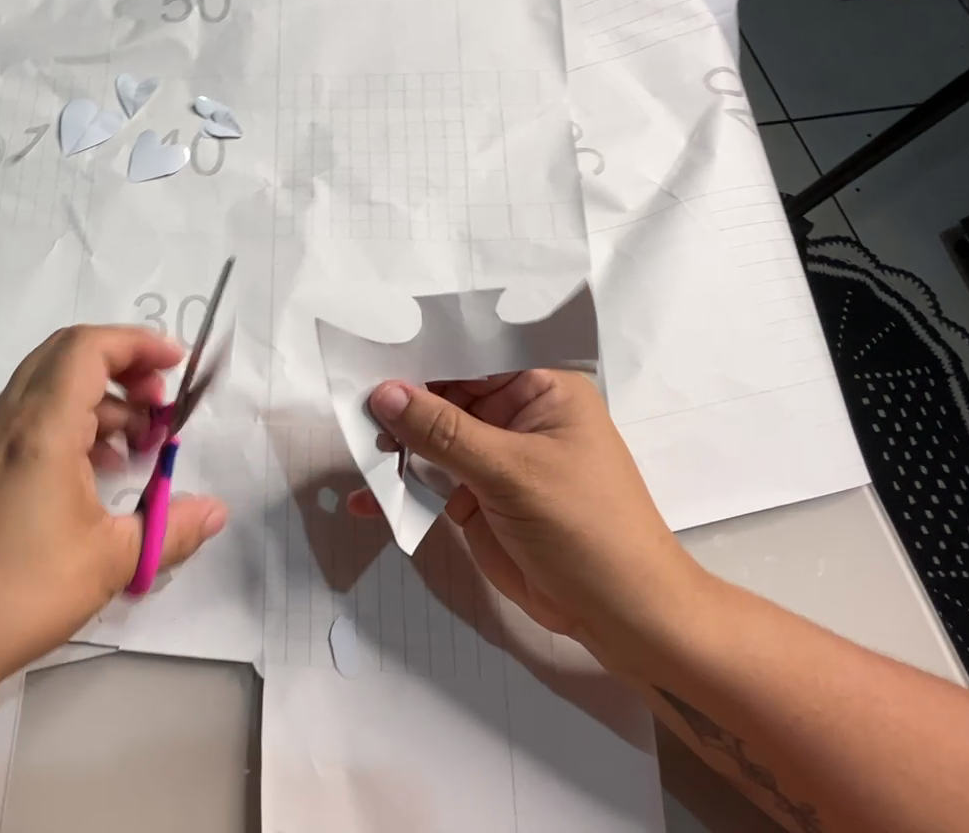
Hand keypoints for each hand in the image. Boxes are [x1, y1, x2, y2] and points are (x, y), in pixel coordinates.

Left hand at [0, 325, 228, 685]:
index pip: (88, 348)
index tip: (177, 364)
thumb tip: (216, 512)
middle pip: (66, 358)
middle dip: (123, 369)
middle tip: (161, 408)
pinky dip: (68, 427)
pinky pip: (27, 423)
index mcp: (39, 425)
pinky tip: (92, 475)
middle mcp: (5, 420)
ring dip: (98, 402)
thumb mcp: (110, 560)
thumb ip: (171, 528)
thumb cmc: (19, 591)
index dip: (138, 343)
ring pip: (46, 391)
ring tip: (136, 448)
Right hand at [354, 370, 707, 665]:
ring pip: (429, 438)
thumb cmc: (584, 525)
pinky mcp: (474, 497)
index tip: (369, 352)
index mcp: (539, 390)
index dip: (422, 354)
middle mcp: (513, 416)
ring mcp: (492, 458)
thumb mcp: (511, 470)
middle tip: (347, 404)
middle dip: (399, 403)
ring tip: (352, 450)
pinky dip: (399, 488)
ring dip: (393, 446)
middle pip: (443, 396)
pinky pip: (427, 481)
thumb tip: (382, 393)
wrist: (620, 615)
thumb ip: (442, 431)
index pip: (472, 357)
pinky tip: (367, 499)